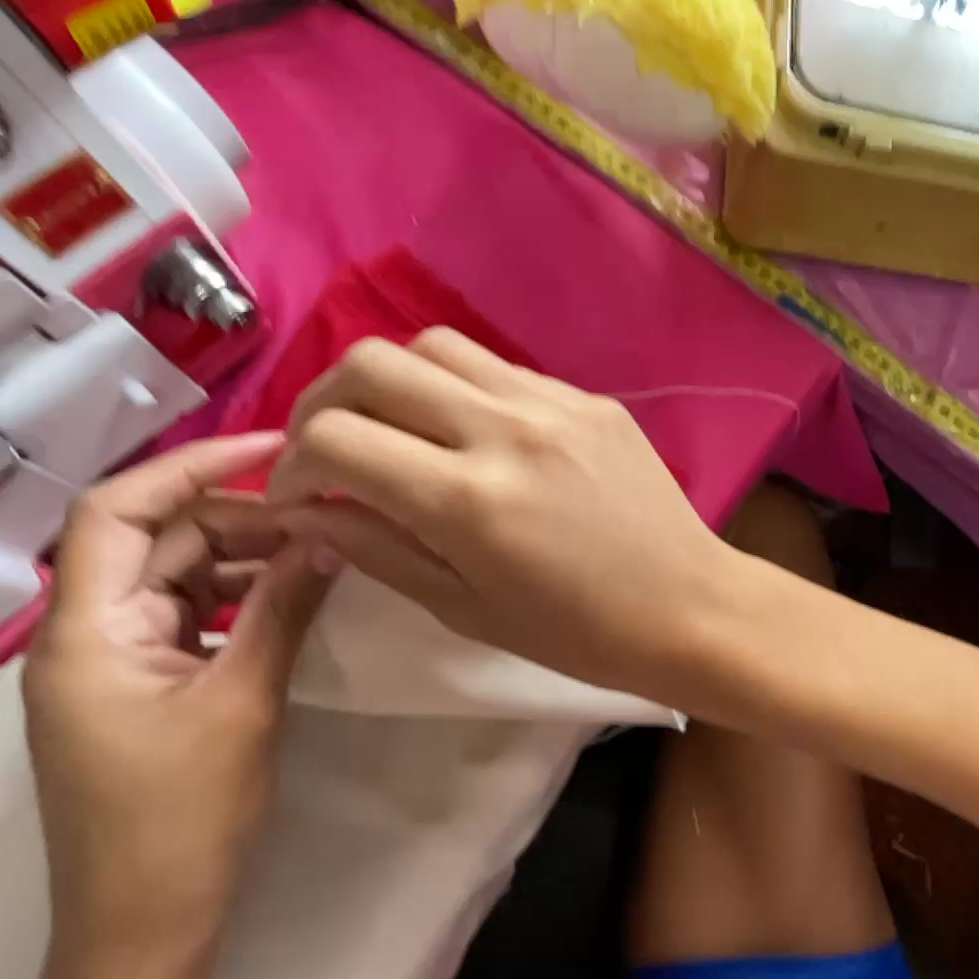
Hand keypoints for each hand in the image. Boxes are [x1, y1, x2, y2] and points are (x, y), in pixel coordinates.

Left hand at [25, 435, 332, 978]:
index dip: (192, 465)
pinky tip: (300, 595)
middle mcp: (91, 631)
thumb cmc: (183, 812)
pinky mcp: (148, 682)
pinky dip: (246, 596)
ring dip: (252, 557)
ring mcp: (120, 658)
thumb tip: (331, 534)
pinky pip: (197, 613)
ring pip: (185, 574)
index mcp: (87, 630)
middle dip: (244, 517)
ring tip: (326, 551)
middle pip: (162, 539)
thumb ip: (283, 608)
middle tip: (329, 514)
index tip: (277, 446)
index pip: (117, 511)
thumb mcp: (243, 700)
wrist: (149, 916)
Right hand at [267, 330, 739, 701]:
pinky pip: (501, 370)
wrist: (688, 607)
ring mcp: (555, 403)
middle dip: (322, 403)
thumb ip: (377, 548)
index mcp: (467, 497)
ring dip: (391, 382)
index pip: (335, 438)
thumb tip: (310, 509)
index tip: (296, 496)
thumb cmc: (577, 633)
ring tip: (393, 430)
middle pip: (370, 364)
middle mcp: (505, 429)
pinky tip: (469, 433)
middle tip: (326, 450)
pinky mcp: (590, 399)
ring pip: (436, 346)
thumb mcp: (463, 608)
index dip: (291, 467)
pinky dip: (461, 390)